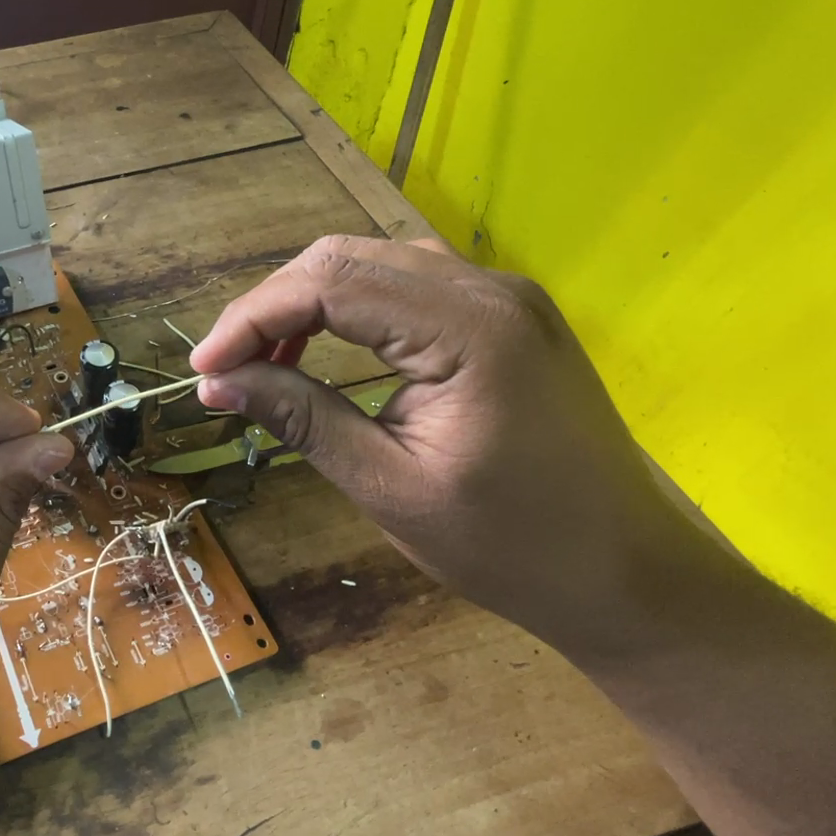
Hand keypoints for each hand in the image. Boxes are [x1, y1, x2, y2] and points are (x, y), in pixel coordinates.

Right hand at [190, 234, 704, 653]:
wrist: (631, 577)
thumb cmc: (513, 547)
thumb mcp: (389, 486)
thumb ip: (300, 417)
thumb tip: (216, 383)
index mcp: (469, 329)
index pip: (329, 285)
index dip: (252, 319)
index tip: (205, 368)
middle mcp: (488, 289)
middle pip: (344, 257)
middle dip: (270, 305)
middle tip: (227, 365)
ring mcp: (502, 296)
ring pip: (370, 260)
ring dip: (305, 300)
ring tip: (263, 357)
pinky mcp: (503, 314)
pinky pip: (404, 282)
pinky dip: (347, 306)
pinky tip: (322, 346)